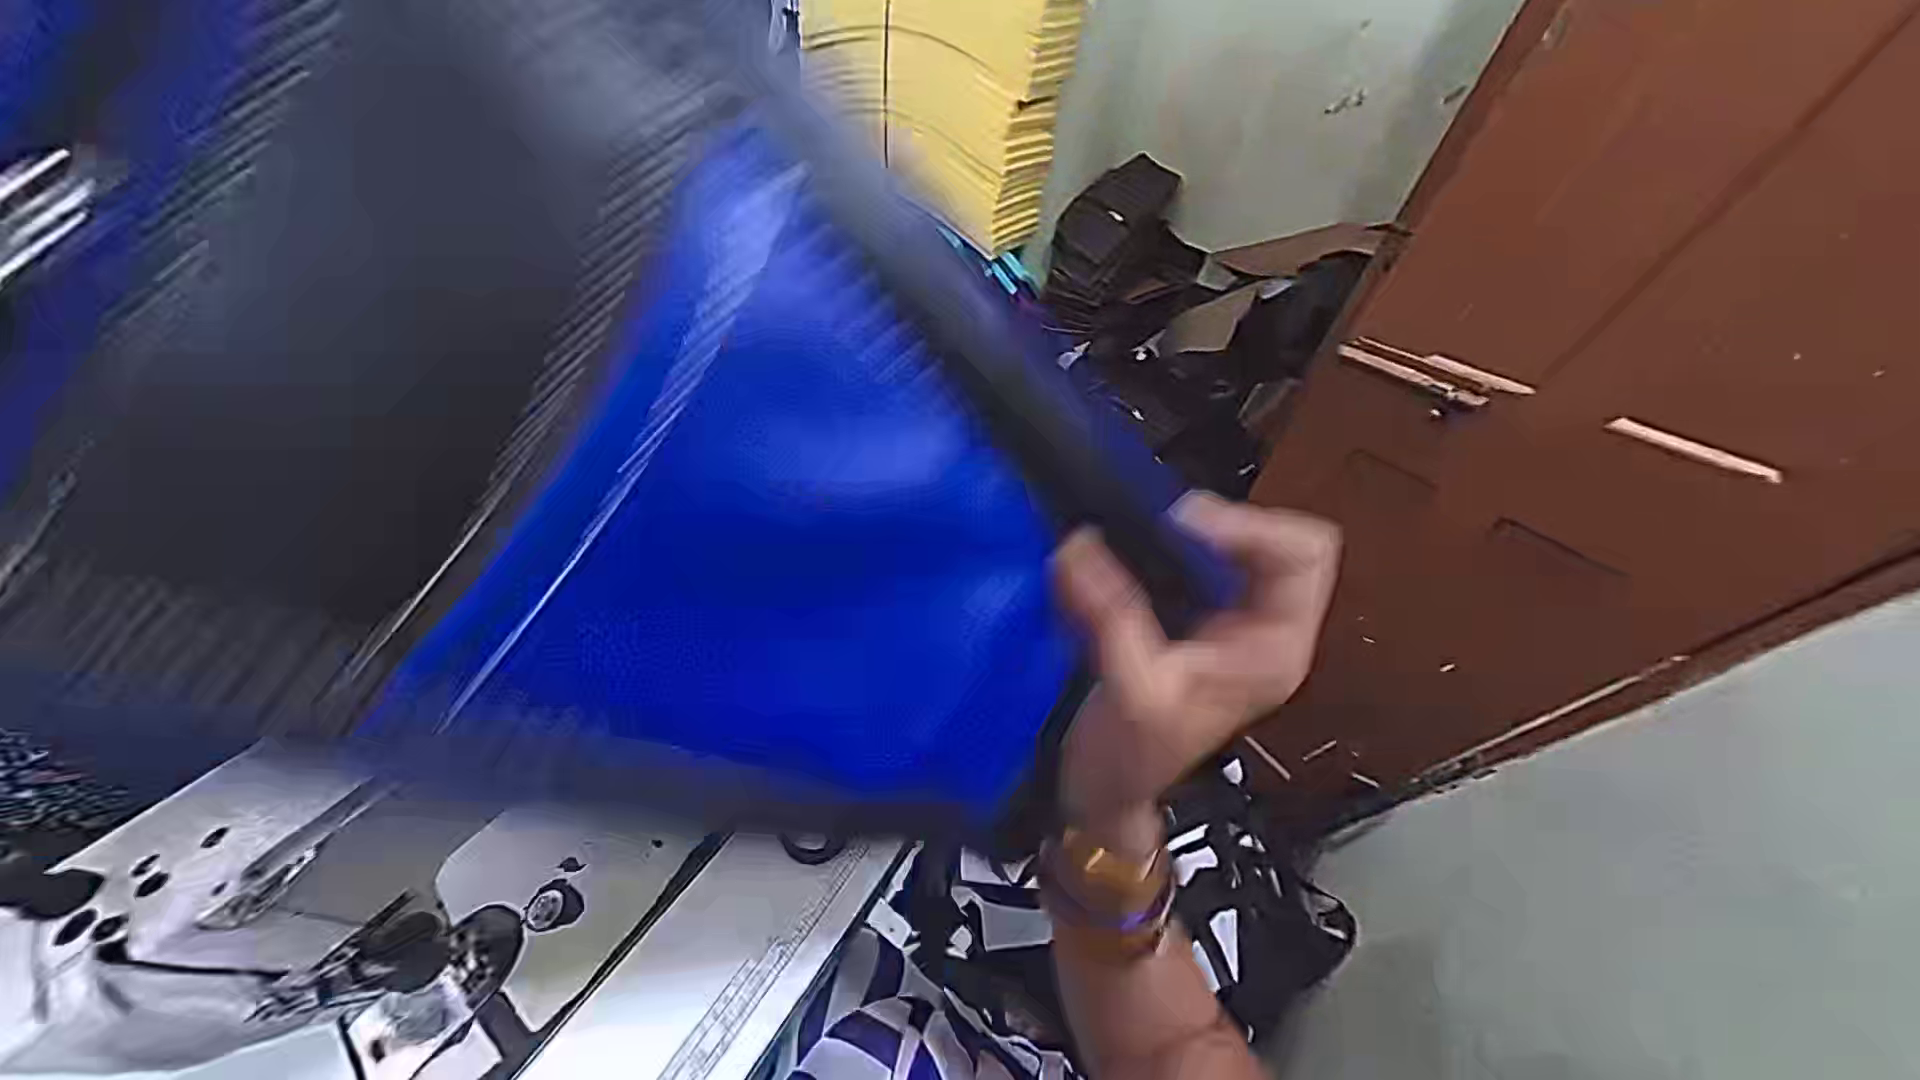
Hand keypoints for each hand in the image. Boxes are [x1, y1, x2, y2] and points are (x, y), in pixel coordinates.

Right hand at [1051, 494, 1339, 856]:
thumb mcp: (1131, 692)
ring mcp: (1221, 622)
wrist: (1105, 790)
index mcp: (1272, 649)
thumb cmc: (1133, 763)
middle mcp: (1257, 628)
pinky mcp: (1184, 619)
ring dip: (1181, 534)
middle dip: (1212, 523)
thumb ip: (1110, 616)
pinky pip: (1183, 562)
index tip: (1181, 522)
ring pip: (1224, 546)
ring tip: (1136, 532)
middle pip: (1268, 539)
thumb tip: (1081, 547)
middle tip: (1154, 521)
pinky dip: (1154, 548)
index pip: (1300, 555)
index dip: (1249, 526)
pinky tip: (1122, 554)